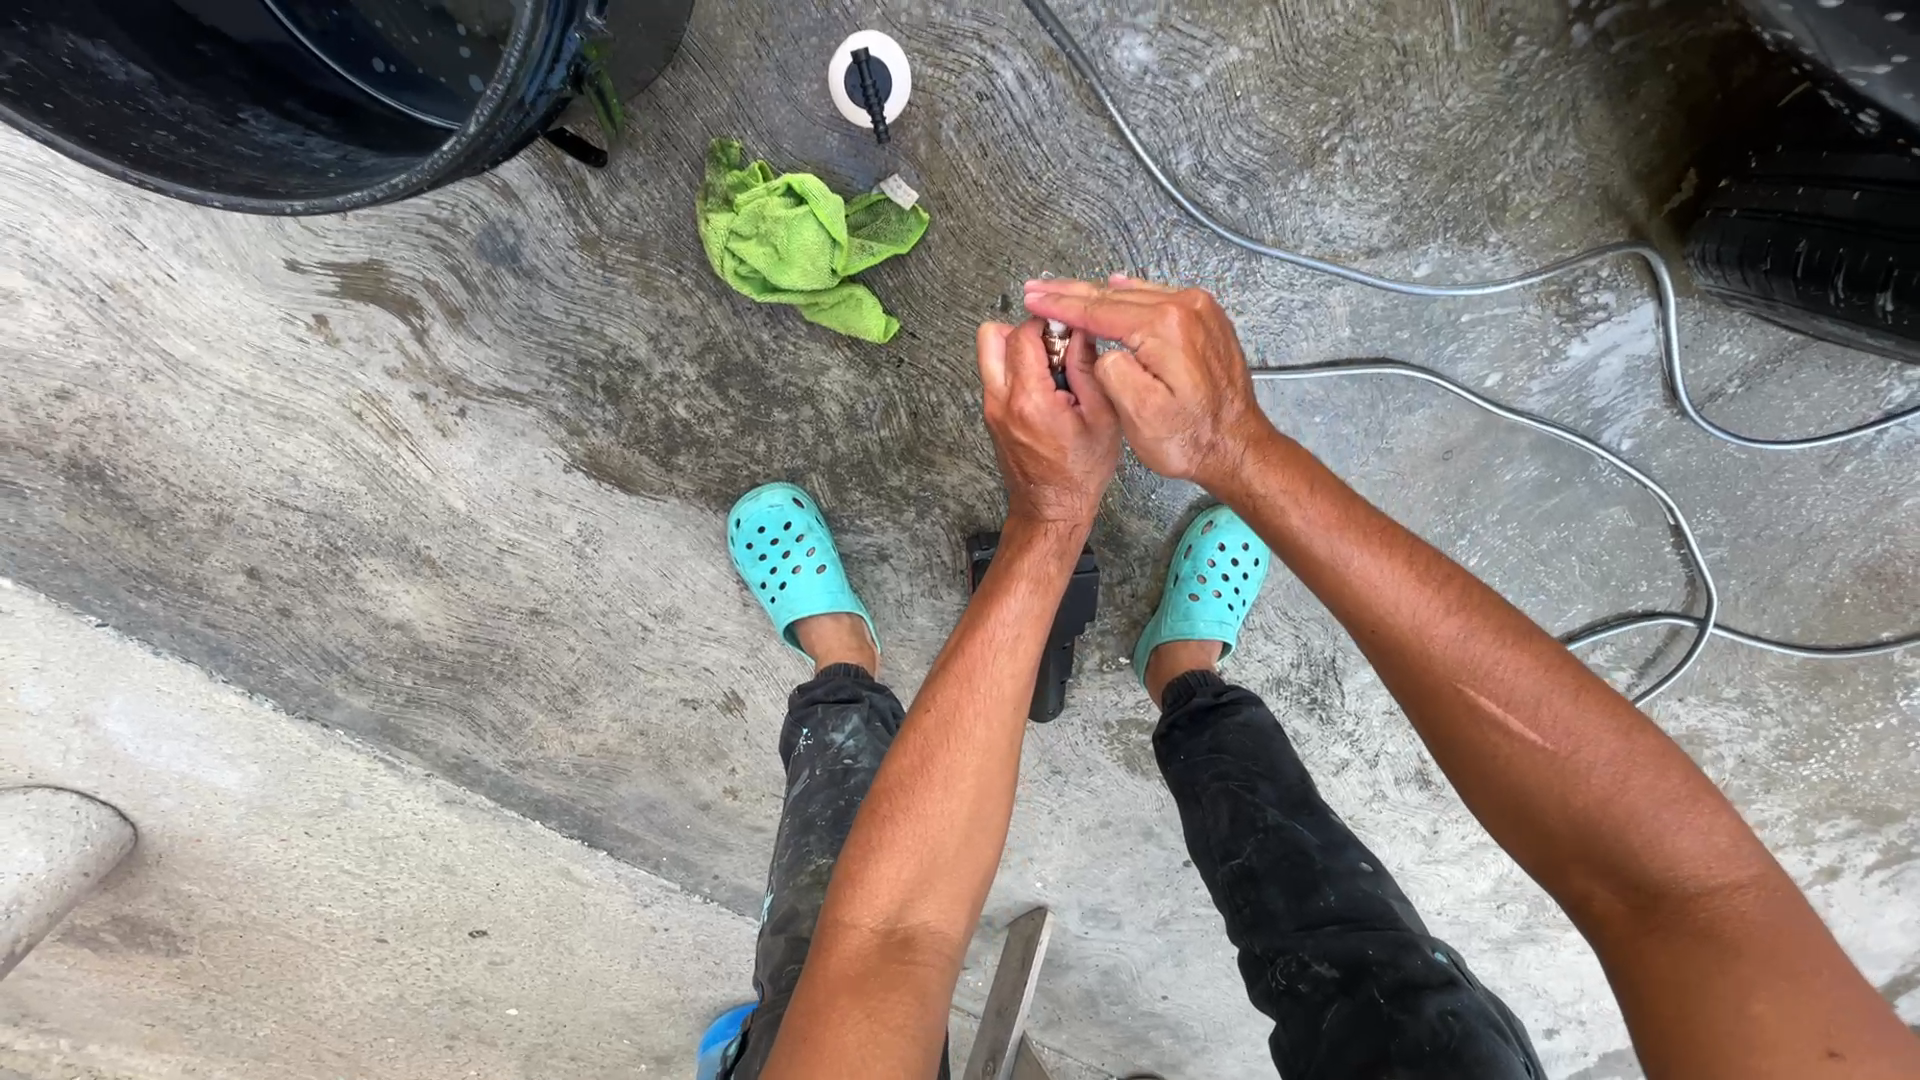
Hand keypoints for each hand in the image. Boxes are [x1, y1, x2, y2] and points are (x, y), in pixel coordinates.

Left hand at [976, 318, 1120, 528]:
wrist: (1051, 509)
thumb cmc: (1079, 474)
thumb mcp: (1102, 419)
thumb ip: (1088, 370)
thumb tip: (1081, 334)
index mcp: (1028, 399)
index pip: (1023, 334)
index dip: (1049, 324)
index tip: (1069, 332)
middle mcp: (1000, 401)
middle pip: (992, 336)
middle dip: (1024, 330)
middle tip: (1053, 345)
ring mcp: (991, 410)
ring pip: (990, 354)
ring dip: (1017, 349)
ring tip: (1050, 368)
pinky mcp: (991, 417)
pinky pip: (996, 376)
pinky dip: (1016, 371)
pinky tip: (1045, 388)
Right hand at [1023, 275, 1277, 488]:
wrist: (1236, 447)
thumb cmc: (1190, 439)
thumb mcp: (1140, 415)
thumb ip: (1111, 372)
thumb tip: (1102, 350)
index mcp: (1165, 328)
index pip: (1098, 311)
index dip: (1060, 306)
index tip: (1033, 299)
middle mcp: (1186, 309)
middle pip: (1113, 296)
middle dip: (1070, 293)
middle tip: (1037, 288)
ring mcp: (1199, 311)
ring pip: (1134, 294)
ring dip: (1095, 294)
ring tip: (1063, 290)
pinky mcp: (1205, 321)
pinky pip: (1157, 298)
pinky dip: (1128, 295)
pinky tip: (1115, 287)